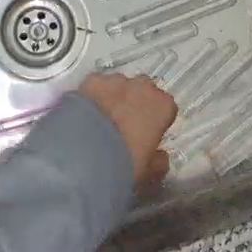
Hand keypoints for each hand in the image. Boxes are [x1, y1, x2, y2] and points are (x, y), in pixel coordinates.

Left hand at [78, 73, 178, 189]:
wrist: (85, 151)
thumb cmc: (125, 162)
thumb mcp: (148, 171)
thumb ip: (159, 161)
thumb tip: (161, 158)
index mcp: (162, 107)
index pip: (166, 108)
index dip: (156, 120)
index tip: (147, 134)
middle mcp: (143, 87)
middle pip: (144, 91)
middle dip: (136, 103)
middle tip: (124, 125)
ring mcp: (116, 80)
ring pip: (119, 85)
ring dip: (114, 97)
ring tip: (101, 120)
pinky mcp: (92, 79)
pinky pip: (97, 84)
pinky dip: (93, 95)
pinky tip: (84, 112)